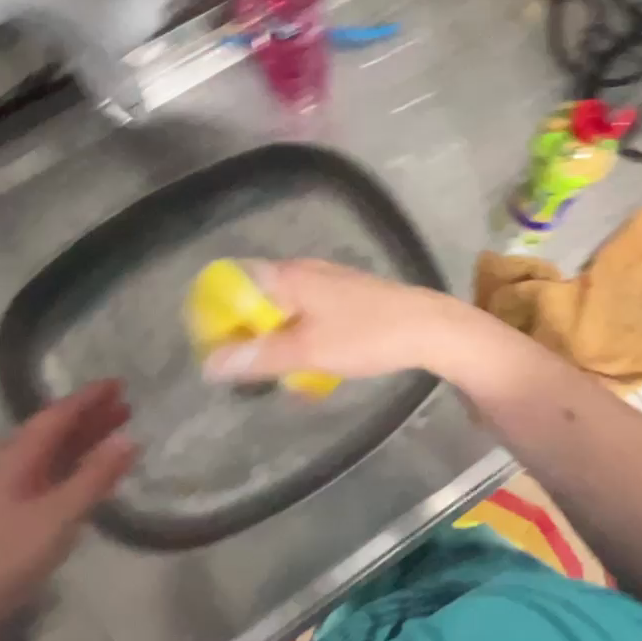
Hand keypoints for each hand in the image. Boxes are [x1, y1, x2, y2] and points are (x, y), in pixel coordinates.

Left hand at [0, 381, 138, 639]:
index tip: (119, 383)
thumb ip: (95, 477)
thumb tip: (129, 439)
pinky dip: (69, 467)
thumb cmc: (4, 556)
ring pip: (46, 455)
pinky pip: (43, 475)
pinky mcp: (0, 515)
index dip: (88, 399)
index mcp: (13, 458)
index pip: (56, 417)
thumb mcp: (59, 516)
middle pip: (50, 432)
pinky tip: (82, 476)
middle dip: (87, 418)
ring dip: (80, 442)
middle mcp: (3, 466)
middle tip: (124, 405)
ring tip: (112, 434)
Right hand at [200, 259, 497, 382]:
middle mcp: (304, 270)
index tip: (214, 346)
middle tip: (246, 366)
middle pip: (257, 297)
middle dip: (247, 331)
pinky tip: (312, 361)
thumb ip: (259, 357)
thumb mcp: (308, 352)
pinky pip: (310, 313)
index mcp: (287, 276)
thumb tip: (210, 365)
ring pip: (285, 307)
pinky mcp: (349, 296)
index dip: (217, 314)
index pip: (232, 283)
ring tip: (278, 369)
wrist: (430, 328)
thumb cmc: (367, 336)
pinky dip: (301, 335)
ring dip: (276, 336)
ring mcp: (329, 281)